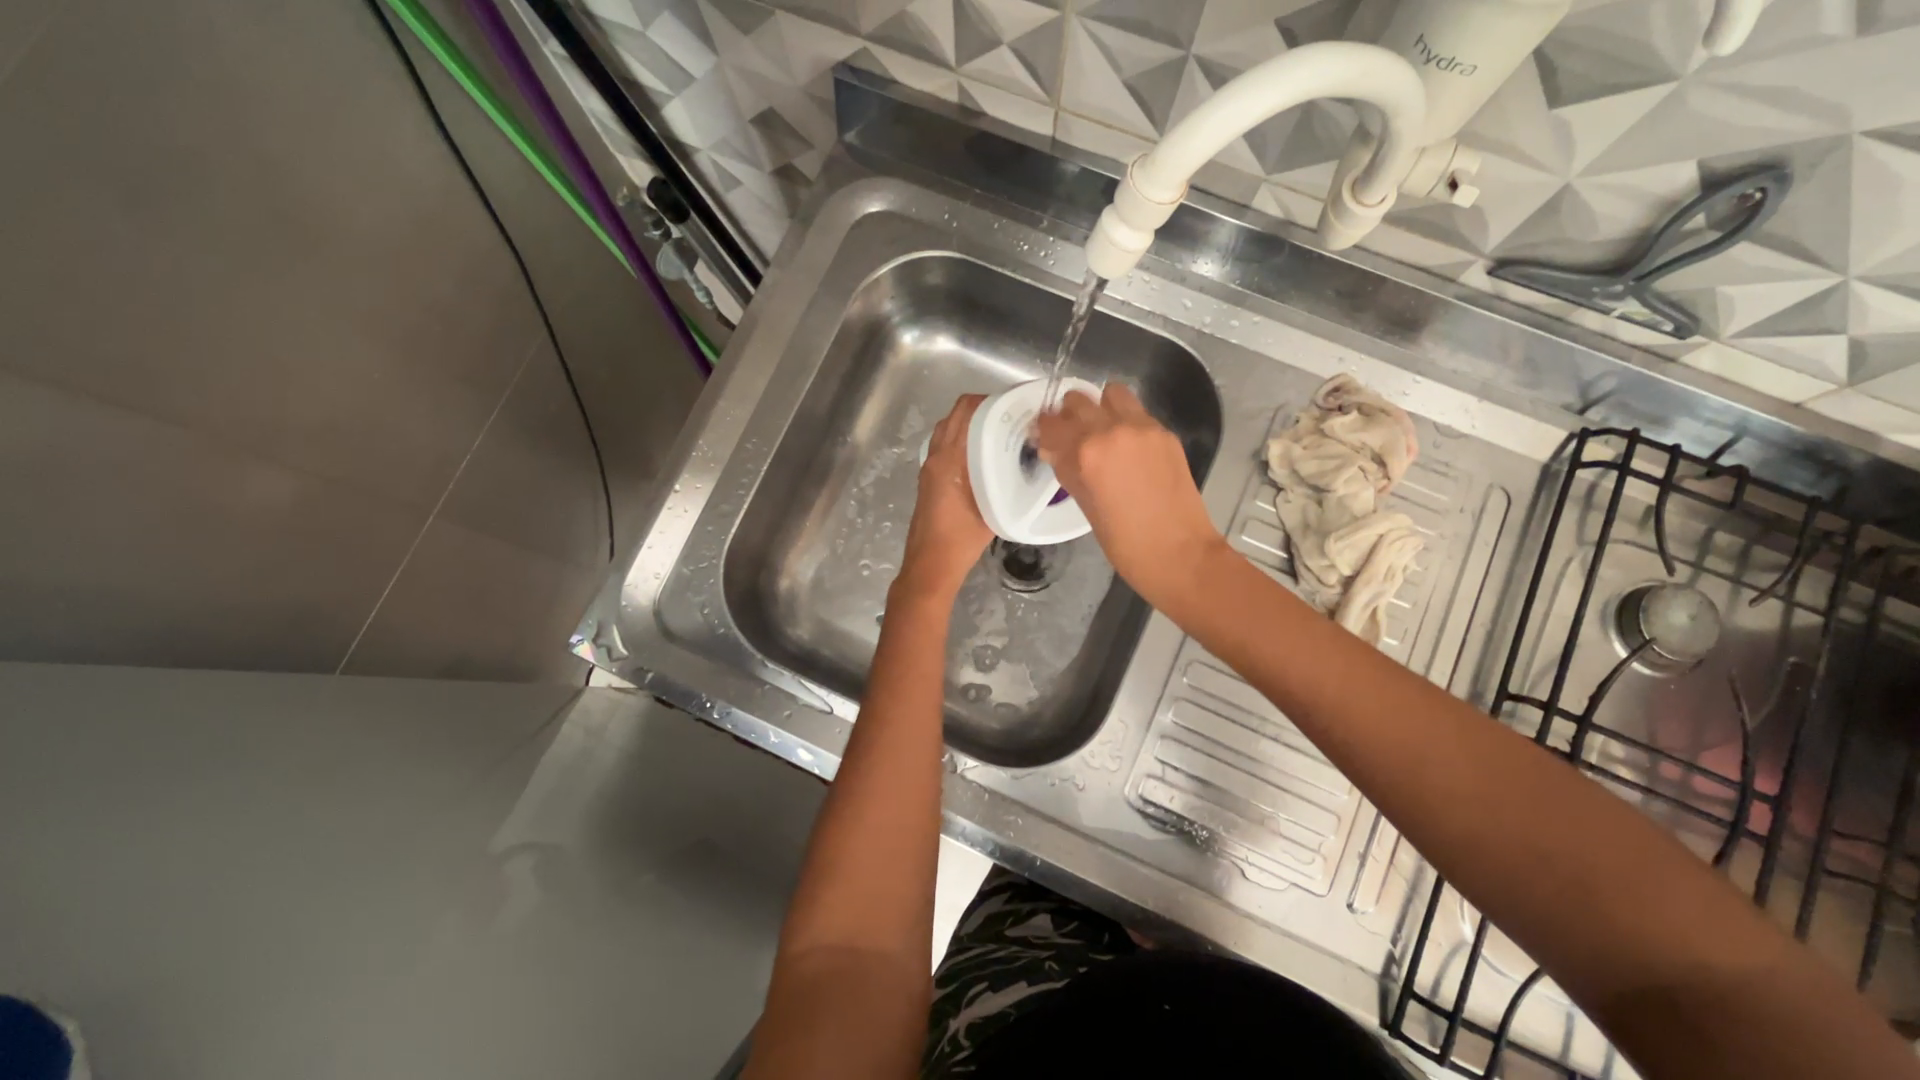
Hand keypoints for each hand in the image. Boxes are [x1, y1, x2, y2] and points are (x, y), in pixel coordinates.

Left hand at [897, 394, 993, 598]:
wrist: (931, 565)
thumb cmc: (961, 540)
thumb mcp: (994, 508)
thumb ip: (1008, 482)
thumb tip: (1029, 463)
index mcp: (949, 458)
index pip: (965, 410)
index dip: (989, 400)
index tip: (1013, 405)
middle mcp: (935, 456)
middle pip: (955, 415)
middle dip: (981, 409)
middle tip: (1009, 418)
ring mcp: (929, 467)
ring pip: (947, 430)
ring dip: (969, 425)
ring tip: (998, 434)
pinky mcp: (928, 480)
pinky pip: (944, 446)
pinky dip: (961, 441)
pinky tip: (983, 456)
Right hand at [1034, 384, 1226, 606]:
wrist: (1179, 552)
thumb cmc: (1124, 542)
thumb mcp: (1084, 505)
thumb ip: (1067, 469)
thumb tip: (1053, 450)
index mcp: (1086, 452)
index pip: (1052, 424)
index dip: (1043, 428)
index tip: (1042, 435)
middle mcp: (1113, 429)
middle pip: (1079, 400)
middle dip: (1068, 414)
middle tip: (1069, 433)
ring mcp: (1143, 427)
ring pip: (1112, 394)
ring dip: (1100, 407)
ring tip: (1101, 431)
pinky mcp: (1165, 433)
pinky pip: (1137, 412)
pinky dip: (1125, 420)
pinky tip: (1127, 446)